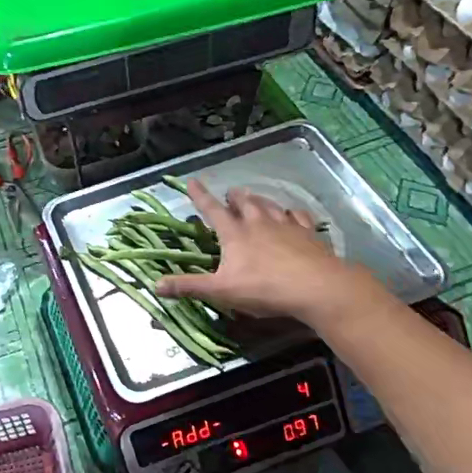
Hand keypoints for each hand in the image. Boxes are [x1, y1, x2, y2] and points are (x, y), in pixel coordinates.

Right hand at [155, 180, 380, 325]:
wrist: (316, 287)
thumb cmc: (263, 289)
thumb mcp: (220, 291)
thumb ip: (189, 286)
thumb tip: (156, 285)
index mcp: (234, 234)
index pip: (212, 209)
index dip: (200, 195)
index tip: (192, 181)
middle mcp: (258, 222)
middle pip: (244, 202)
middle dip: (234, 197)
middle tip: (231, 193)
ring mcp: (286, 225)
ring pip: (269, 205)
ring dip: (259, 200)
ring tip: (255, 199)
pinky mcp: (308, 233)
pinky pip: (298, 216)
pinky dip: (291, 213)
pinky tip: (291, 215)